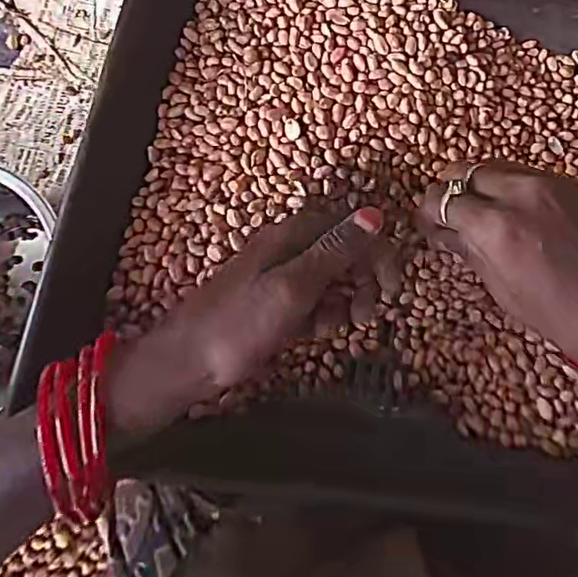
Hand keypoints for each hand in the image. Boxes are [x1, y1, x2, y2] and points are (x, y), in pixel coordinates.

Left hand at [109, 202, 393, 436]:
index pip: (350, 226)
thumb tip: (374, 213)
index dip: (377, 252)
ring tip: (336, 327)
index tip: (393, 287)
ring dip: (344, 301)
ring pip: (330, 278)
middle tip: (364, 315)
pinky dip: (321, 315)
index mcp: (291, 235)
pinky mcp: (273, 302)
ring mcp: (278, 275)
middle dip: (362, 280)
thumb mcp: (293, 286)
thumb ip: (334, 250)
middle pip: (343, 251)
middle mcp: (287, 247)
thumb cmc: (239, 325)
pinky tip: (315, 333)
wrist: (184, 363)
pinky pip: (312, 300)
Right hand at [417, 160, 577, 426]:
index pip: (444, 198)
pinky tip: (514, 213)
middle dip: (451, 189)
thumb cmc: (559, 314)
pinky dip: (510, 187)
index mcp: (499, 227)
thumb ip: (467, 248)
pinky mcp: (573, 184)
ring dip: (480, 184)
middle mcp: (522, 194)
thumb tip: (440, 229)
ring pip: (496, 167)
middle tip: (450, 212)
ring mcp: (552, 184)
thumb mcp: (501, 287)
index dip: (429, 209)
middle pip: (466, 170)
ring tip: (481, 211)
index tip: (428, 220)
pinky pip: (527, 175)